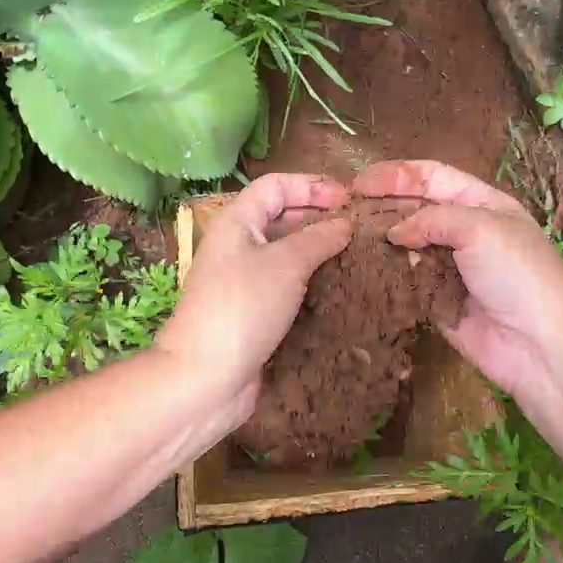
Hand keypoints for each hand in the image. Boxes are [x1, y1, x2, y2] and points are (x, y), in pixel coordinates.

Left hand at [153, 173, 351, 421]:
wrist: (204, 377)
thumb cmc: (243, 307)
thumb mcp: (286, 264)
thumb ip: (318, 238)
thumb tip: (345, 224)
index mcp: (237, 222)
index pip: (276, 186)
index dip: (311, 185)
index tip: (348, 198)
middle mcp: (238, 246)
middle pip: (280, 217)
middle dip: (318, 216)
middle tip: (358, 226)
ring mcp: (244, 281)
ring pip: (285, 253)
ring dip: (318, 251)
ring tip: (356, 254)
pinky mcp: (253, 312)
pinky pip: (285, 285)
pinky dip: (310, 282)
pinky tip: (338, 288)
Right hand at [352, 160, 562, 407]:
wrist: (539, 347)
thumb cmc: (519, 275)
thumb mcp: (482, 229)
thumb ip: (432, 219)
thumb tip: (393, 232)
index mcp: (483, 203)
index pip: (433, 176)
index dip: (397, 175)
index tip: (359, 183)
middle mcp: (466, 230)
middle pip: (416, 208)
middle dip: (382, 206)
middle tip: (344, 211)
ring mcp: (451, 267)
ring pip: (407, 244)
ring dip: (379, 240)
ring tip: (345, 238)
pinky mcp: (437, 300)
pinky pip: (406, 280)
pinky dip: (386, 273)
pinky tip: (359, 268)